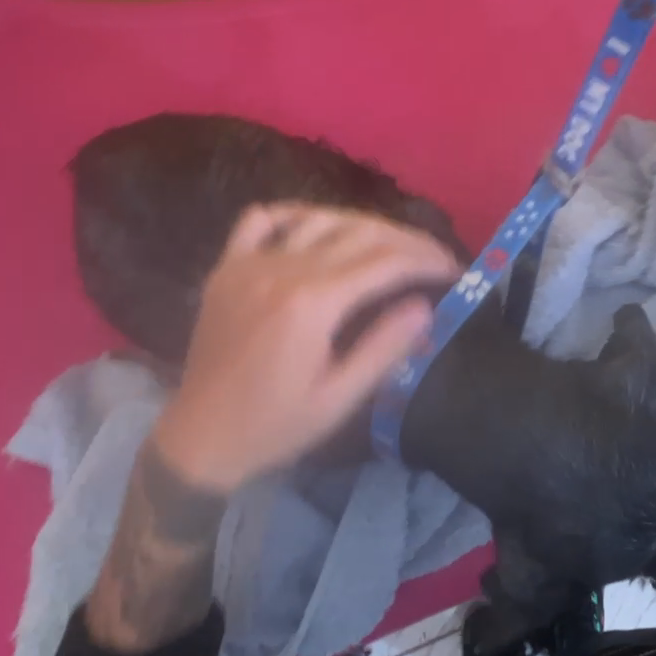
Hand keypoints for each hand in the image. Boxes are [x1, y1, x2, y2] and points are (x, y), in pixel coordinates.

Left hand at [150, 203, 459, 494]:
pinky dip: (295, 215)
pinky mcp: (227, 268)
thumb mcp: (341, 398)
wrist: (199, 440)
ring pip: (321, 218)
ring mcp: (251, 263)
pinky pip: (262, 220)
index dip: (428, 261)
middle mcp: (283, 270)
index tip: (455, 270)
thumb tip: (426, 306)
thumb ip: (385, 347)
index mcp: (313, 303)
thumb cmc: (276, 425)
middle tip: (436, 258)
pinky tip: (318, 229)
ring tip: (392, 244)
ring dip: (365, 224)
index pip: (387, 261)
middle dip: (409, 241)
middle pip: (362, 232)